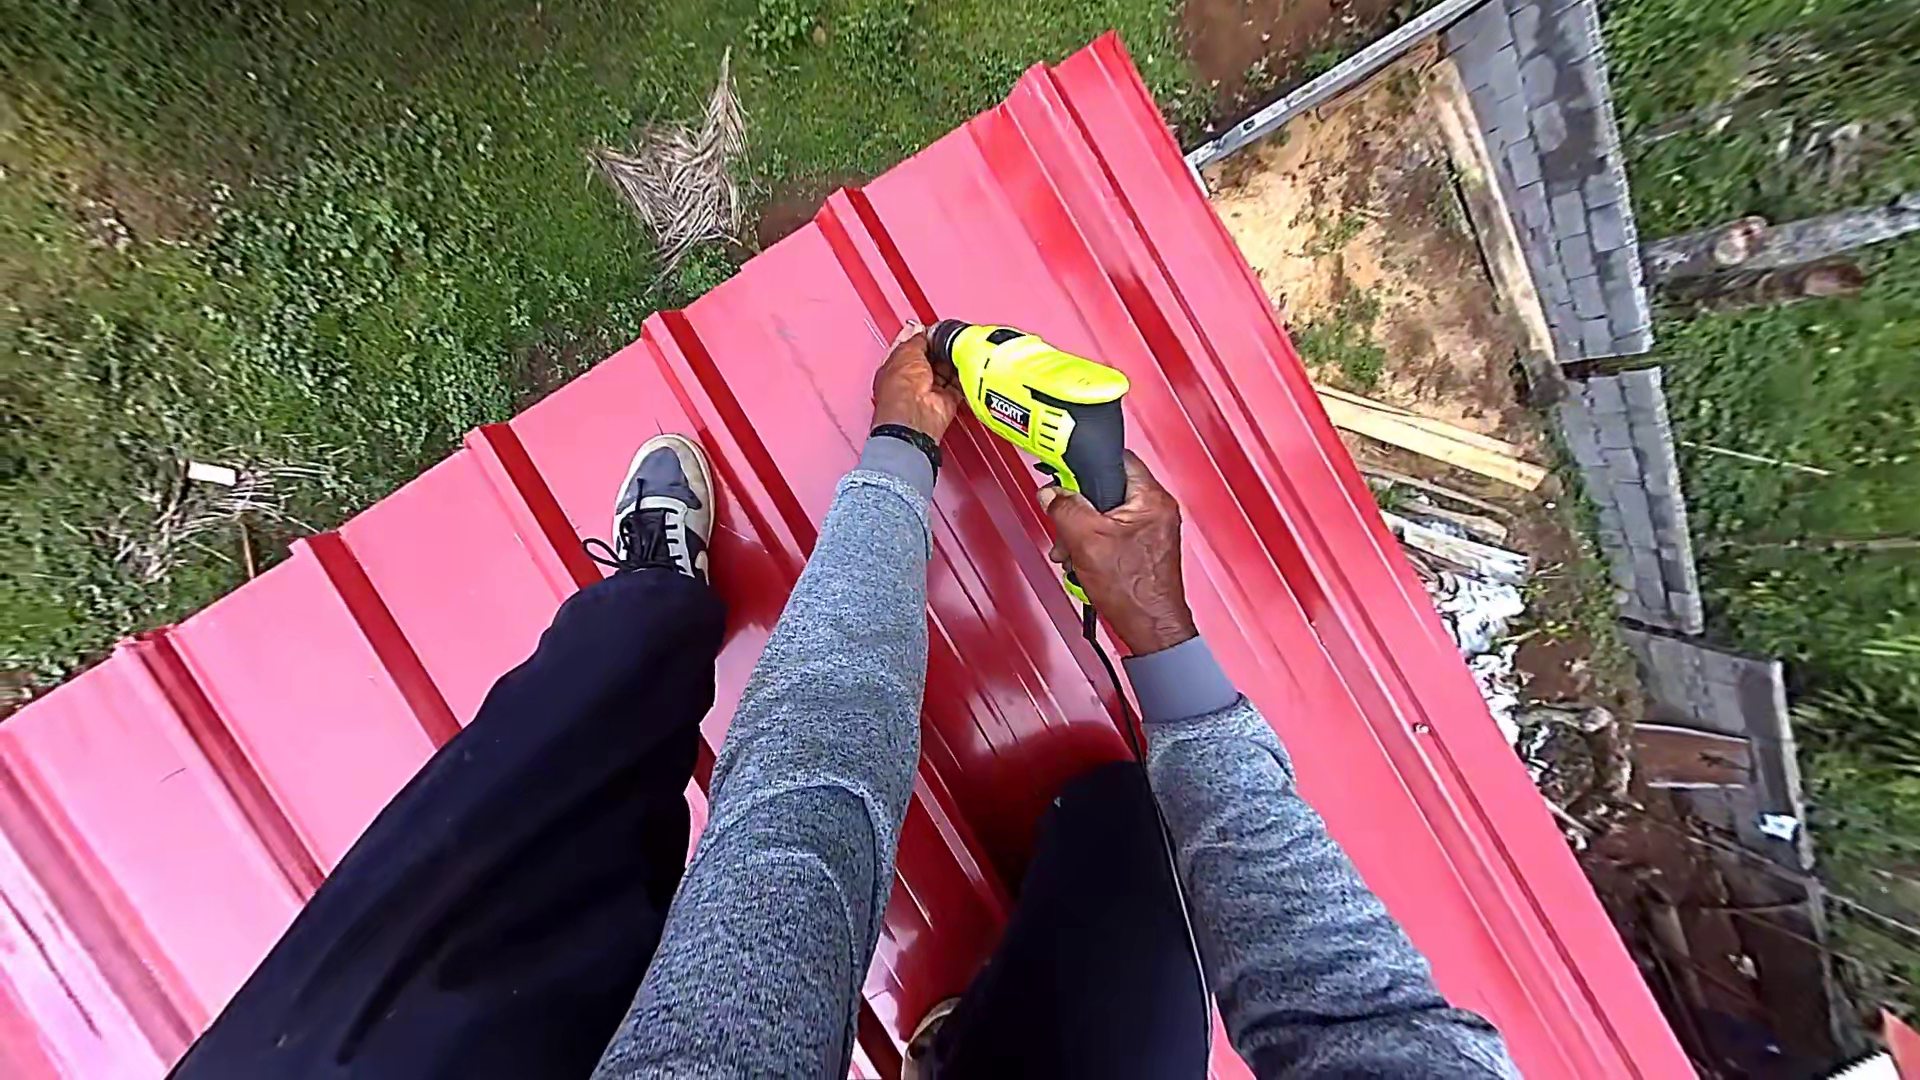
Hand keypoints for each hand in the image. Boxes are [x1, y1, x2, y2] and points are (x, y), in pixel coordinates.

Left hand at [872, 320, 963, 440]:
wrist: (915, 414)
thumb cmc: (900, 389)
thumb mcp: (907, 352)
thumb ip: (916, 340)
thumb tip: (921, 331)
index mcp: (895, 368)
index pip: (909, 348)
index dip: (920, 337)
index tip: (930, 329)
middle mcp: (911, 381)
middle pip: (929, 360)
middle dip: (938, 349)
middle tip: (947, 339)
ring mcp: (928, 392)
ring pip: (944, 372)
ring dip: (951, 362)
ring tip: (958, 350)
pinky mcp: (945, 402)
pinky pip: (957, 387)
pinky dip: (962, 378)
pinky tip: (966, 366)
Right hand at [1038, 452, 1197, 654]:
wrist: (1148, 626)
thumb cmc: (1133, 590)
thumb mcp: (1086, 540)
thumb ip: (1065, 508)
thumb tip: (1051, 493)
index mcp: (1150, 498)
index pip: (1117, 459)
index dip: (1086, 464)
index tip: (1065, 472)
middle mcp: (1156, 510)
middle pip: (1106, 489)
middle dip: (1078, 507)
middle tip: (1065, 521)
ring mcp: (1151, 529)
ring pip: (1106, 513)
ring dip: (1081, 529)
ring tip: (1071, 548)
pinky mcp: (1143, 547)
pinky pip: (1111, 532)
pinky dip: (1092, 543)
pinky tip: (1082, 559)